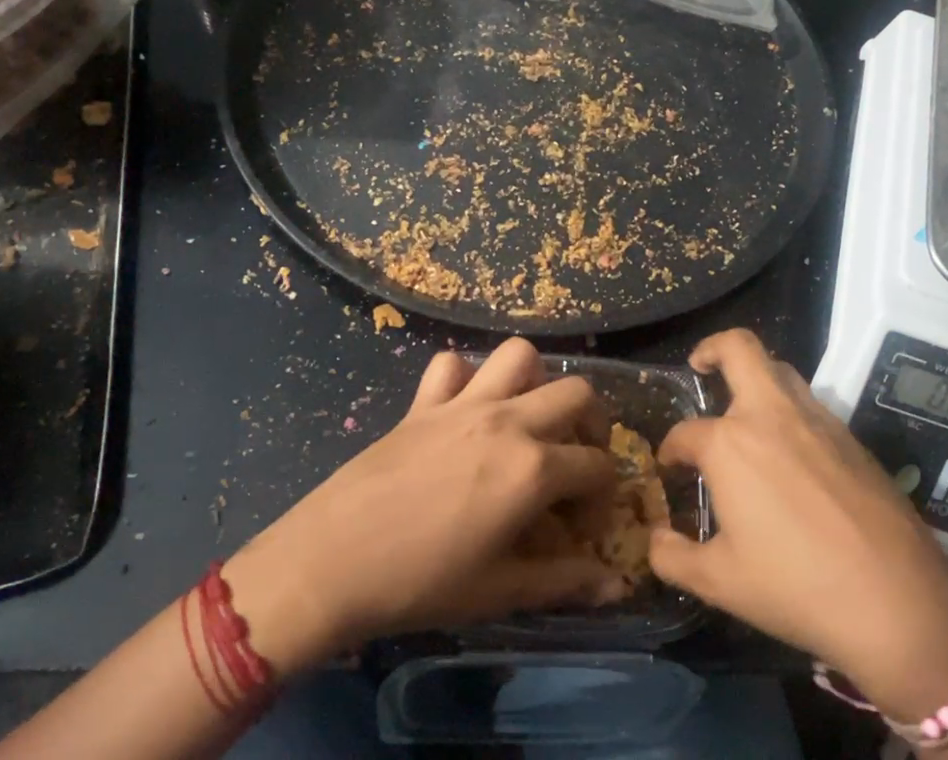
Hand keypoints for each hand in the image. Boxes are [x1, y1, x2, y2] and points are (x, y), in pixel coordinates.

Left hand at [223, 338, 628, 662]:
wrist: (329, 565)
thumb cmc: (421, 584)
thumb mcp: (501, 591)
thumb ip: (566, 582)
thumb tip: (618, 587)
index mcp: (533, 469)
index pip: (599, 465)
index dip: (604, 496)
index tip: (585, 526)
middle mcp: (507, 422)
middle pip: (577, 392)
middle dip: (592, 424)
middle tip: (574, 461)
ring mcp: (462, 406)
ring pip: (519, 357)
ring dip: (536, 382)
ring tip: (528, 422)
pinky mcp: (421, 404)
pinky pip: (452, 366)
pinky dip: (467, 378)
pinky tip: (464, 412)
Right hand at [651, 330, 947, 721]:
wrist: (896, 599)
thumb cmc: (795, 586)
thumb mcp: (718, 582)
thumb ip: (673, 557)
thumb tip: (655, 542)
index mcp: (731, 444)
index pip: (685, 432)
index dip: (671, 449)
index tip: (669, 467)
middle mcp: (773, 416)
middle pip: (740, 349)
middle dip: (713, 349)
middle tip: (700, 367)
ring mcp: (820, 422)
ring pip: (782, 372)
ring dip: (756, 378)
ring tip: (743, 415)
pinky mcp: (855, 440)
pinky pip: (812, 407)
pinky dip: (790, 413)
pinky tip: (789, 457)